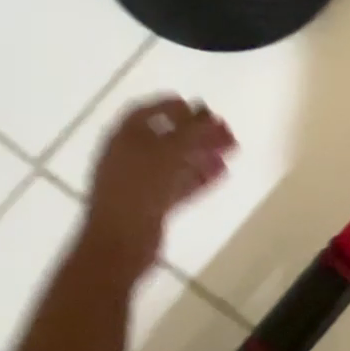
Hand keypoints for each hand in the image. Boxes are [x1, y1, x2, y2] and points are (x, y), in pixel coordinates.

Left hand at [81, 97, 235, 279]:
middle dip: (198, 133)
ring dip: (203, 155)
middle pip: (168, 136)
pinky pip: (177, 184)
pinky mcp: (148, 205)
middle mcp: (128, 155)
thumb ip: (193, 131)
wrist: (119, 244)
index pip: (150, 110)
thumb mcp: (170, 152)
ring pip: (175, 162)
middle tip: (226, 132)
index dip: (176, 106)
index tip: (203, 109)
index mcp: (124, 136)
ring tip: (231, 153)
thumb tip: (210, 117)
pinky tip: (221, 174)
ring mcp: (137, 182)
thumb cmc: (140, 188)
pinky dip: (198, 177)